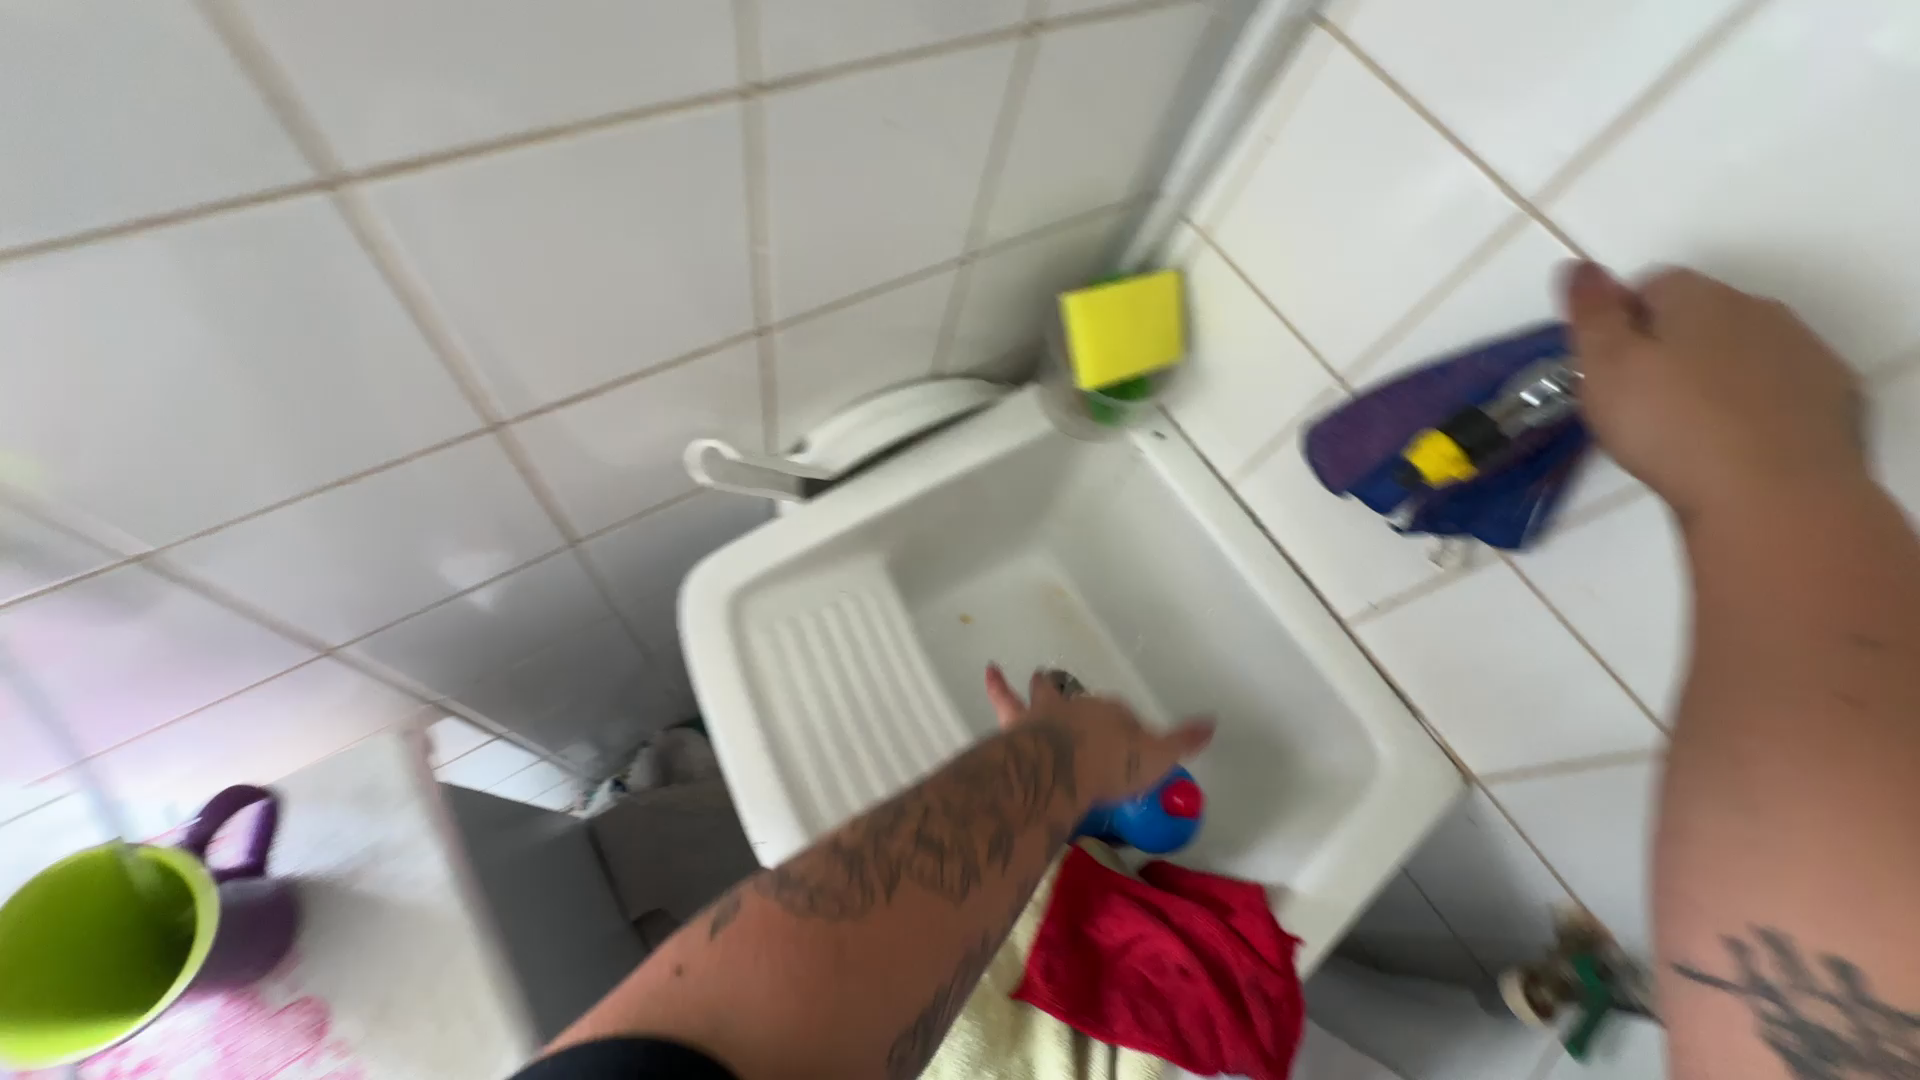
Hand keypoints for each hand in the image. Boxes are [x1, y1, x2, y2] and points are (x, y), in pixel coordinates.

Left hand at [983, 663, 1213, 804]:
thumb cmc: (1112, 766)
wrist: (1061, 768)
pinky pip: (1005, 697)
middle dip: (1081, 705)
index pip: (1123, 718)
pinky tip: (990, 669)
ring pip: (1044, 692)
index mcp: (1115, 715)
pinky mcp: (1019, 721)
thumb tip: (1212, 722)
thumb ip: (1183, 741)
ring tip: (1039, 677)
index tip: (1125, 749)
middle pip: (1082, 702)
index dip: (1124, 732)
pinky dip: (997, 683)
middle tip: (1079, 712)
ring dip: (1043, 687)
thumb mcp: (1159, 758)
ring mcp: (1047, 712)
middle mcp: (1080, 707)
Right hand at [1563, 262, 1866, 522]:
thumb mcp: (1604, 367)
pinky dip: (1745, 401)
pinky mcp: (1828, 396)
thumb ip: (1590, 313)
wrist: (1771, 492)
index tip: (1599, 363)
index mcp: (1699, 299)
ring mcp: (1802, 352)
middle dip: (1663, 343)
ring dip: (1705, 371)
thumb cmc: (1667, 424)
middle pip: (1697, 314)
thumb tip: (1577, 265)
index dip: (1617, 319)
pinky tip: (1722, 439)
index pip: (1650, 283)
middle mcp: (1758, 311)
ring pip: (1737, 348)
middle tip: (1630, 396)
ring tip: (1675, 423)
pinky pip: (1772, 384)